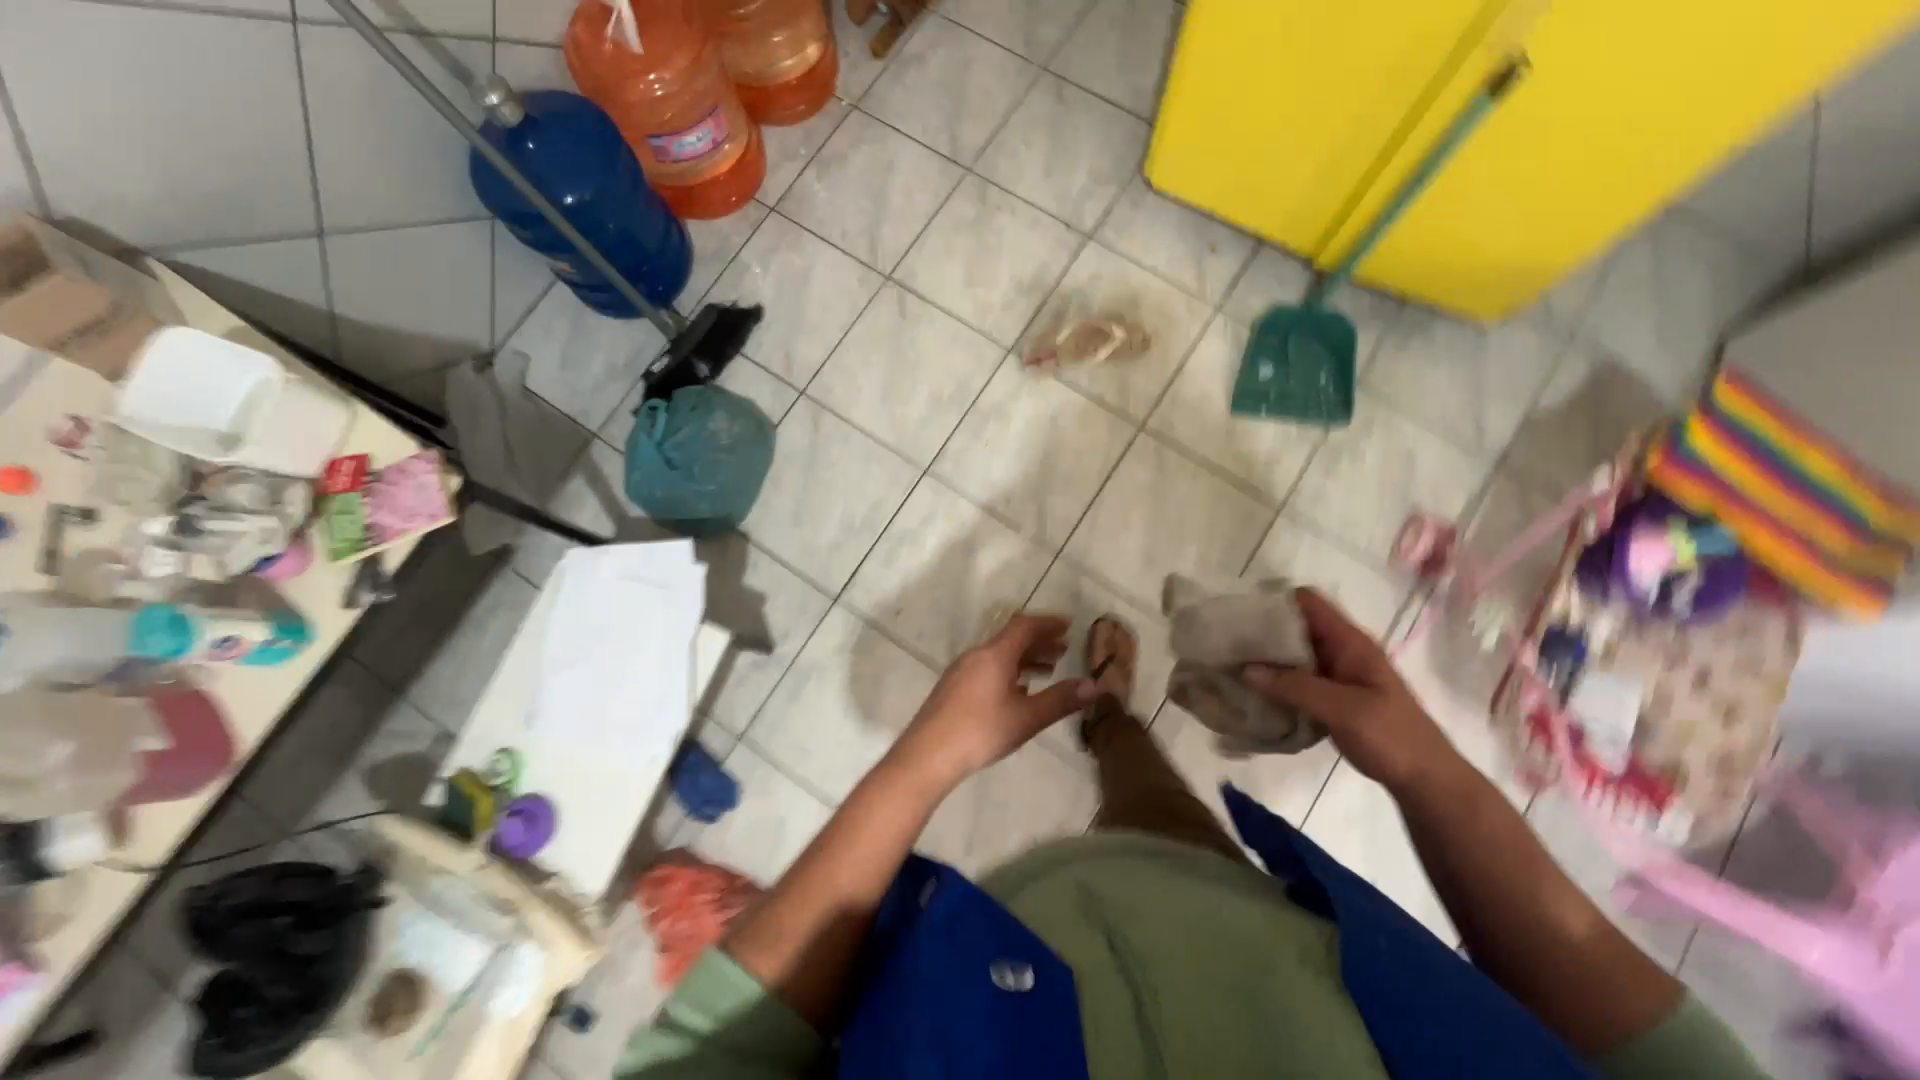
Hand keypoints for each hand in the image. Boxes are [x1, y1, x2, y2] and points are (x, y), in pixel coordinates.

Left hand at [884, 614, 1096, 790]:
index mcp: (994, 655)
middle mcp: (976, 656)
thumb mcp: (1026, 718)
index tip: (1069, 626)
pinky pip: (987, 669)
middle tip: (1064, 650)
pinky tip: (1018, 691)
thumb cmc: (980, 732)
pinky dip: (1008, 672)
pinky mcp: (953, 688)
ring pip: (998, 656)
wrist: (927, 755)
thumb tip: (1093, 685)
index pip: (1024, 627)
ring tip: (1048, 670)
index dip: (1048, 624)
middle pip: (1011, 639)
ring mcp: (961, 672)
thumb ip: (1060, 700)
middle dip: (1039, 642)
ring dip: (1024, 658)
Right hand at [1242, 588, 1466, 797]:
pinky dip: (1275, 683)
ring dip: (1266, 659)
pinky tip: (1251, 693)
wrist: (1424, 777)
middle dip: (1262, 631)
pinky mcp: (1330, 698)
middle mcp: (1341, 652)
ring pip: (1293, 655)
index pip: (1308, 603)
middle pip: (1295, 627)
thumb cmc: (1391, 736)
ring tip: (1230, 665)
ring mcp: (1336, 676)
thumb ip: (1296, 687)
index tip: (1240, 614)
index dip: (1275, 601)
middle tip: (1225, 643)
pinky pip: (1296, 681)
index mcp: (1350, 643)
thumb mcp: (1343, 710)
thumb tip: (1247, 669)